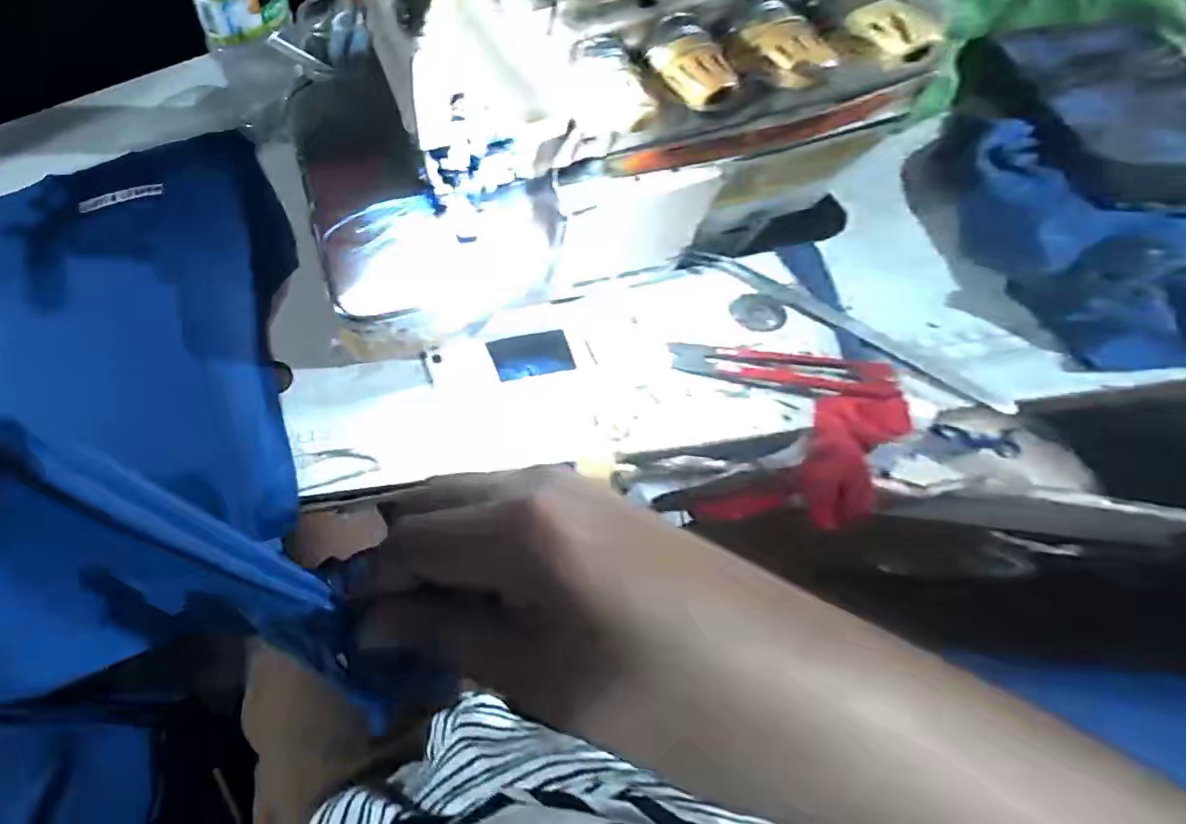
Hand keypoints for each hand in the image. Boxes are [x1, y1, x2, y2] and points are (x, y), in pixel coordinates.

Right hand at [355, 465, 780, 727]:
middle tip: (391, 619)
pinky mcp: (594, 498)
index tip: (351, 625)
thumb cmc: (680, 707)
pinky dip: (478, 539)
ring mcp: (568, 481)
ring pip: (465, 497)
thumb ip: (448, 638)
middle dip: (398, 556)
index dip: (373, 583)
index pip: (410, 540)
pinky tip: (493, 590)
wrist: (834, 703)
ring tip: (438, 610)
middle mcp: (533, 479)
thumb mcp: (548, 684)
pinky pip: (506, 503)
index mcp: (518, 521)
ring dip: (437, 545)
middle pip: (429, 503)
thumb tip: (371, 624)